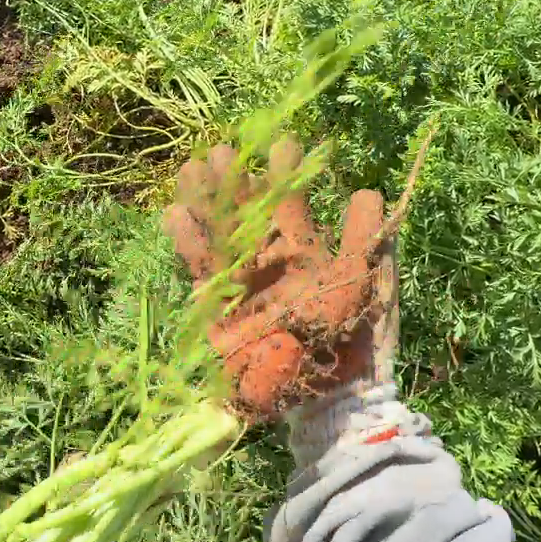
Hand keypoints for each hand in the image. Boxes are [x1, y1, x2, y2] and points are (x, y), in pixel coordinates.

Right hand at [162, 136, 397, 418]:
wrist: (327, 399)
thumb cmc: (351, 342)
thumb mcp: (365, 284)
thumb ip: (364, 238)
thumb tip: (366, 190)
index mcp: (306, 258)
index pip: (290, 209)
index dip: (285, 177)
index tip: (280, 143)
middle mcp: (271, 266)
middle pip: (247, 216)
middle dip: (233, 184)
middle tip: (221, 149)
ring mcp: (242, 285)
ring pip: (219, 235)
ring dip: (206, 203)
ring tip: (192, 167)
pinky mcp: (216, 307)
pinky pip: (199, 270)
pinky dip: (188, 243)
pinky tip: (174, 212)